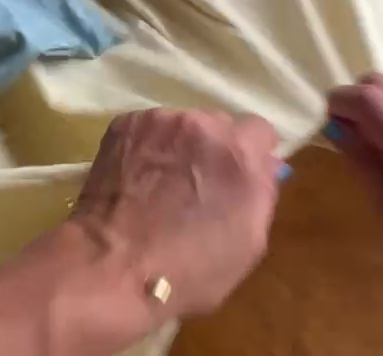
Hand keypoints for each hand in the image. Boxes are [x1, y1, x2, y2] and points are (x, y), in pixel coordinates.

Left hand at [66, 109, 281, 319]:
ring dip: (179, 144)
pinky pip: (147, 127)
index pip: (259, 129)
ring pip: (179, 124)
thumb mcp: (250, 239)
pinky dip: (148, 144)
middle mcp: (199, 124)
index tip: (241, 171)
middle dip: (214, 147)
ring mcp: (156, 119)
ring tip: (164, 180)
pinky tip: (139, 173)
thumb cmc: (193, 264)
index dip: (252, 151)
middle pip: (216, 123)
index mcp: (238, 152)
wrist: (117, 259)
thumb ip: (261, 189)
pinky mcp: (123, 123)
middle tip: (200, 181)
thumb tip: (265, 162)